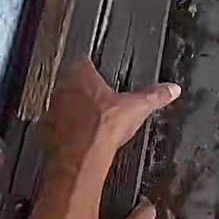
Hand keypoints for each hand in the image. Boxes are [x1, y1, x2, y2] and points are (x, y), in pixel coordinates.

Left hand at [42, 57, 180, 175]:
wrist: (81, 156)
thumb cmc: (103, 126)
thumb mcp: (137, 107)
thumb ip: (155, 95)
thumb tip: (172, 89)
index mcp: (81, 75)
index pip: (85, 61)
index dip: (93, 67)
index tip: (99, 72)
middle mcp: (62, 89)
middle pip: (71, 83)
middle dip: (84, 91)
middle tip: (98, 100)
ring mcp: (52, 110)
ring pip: (62, 105)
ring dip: (72, 111)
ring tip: (90, 121)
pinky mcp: (46, 131)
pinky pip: (55, 127)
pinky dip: (65, 131)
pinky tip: (79, 139)